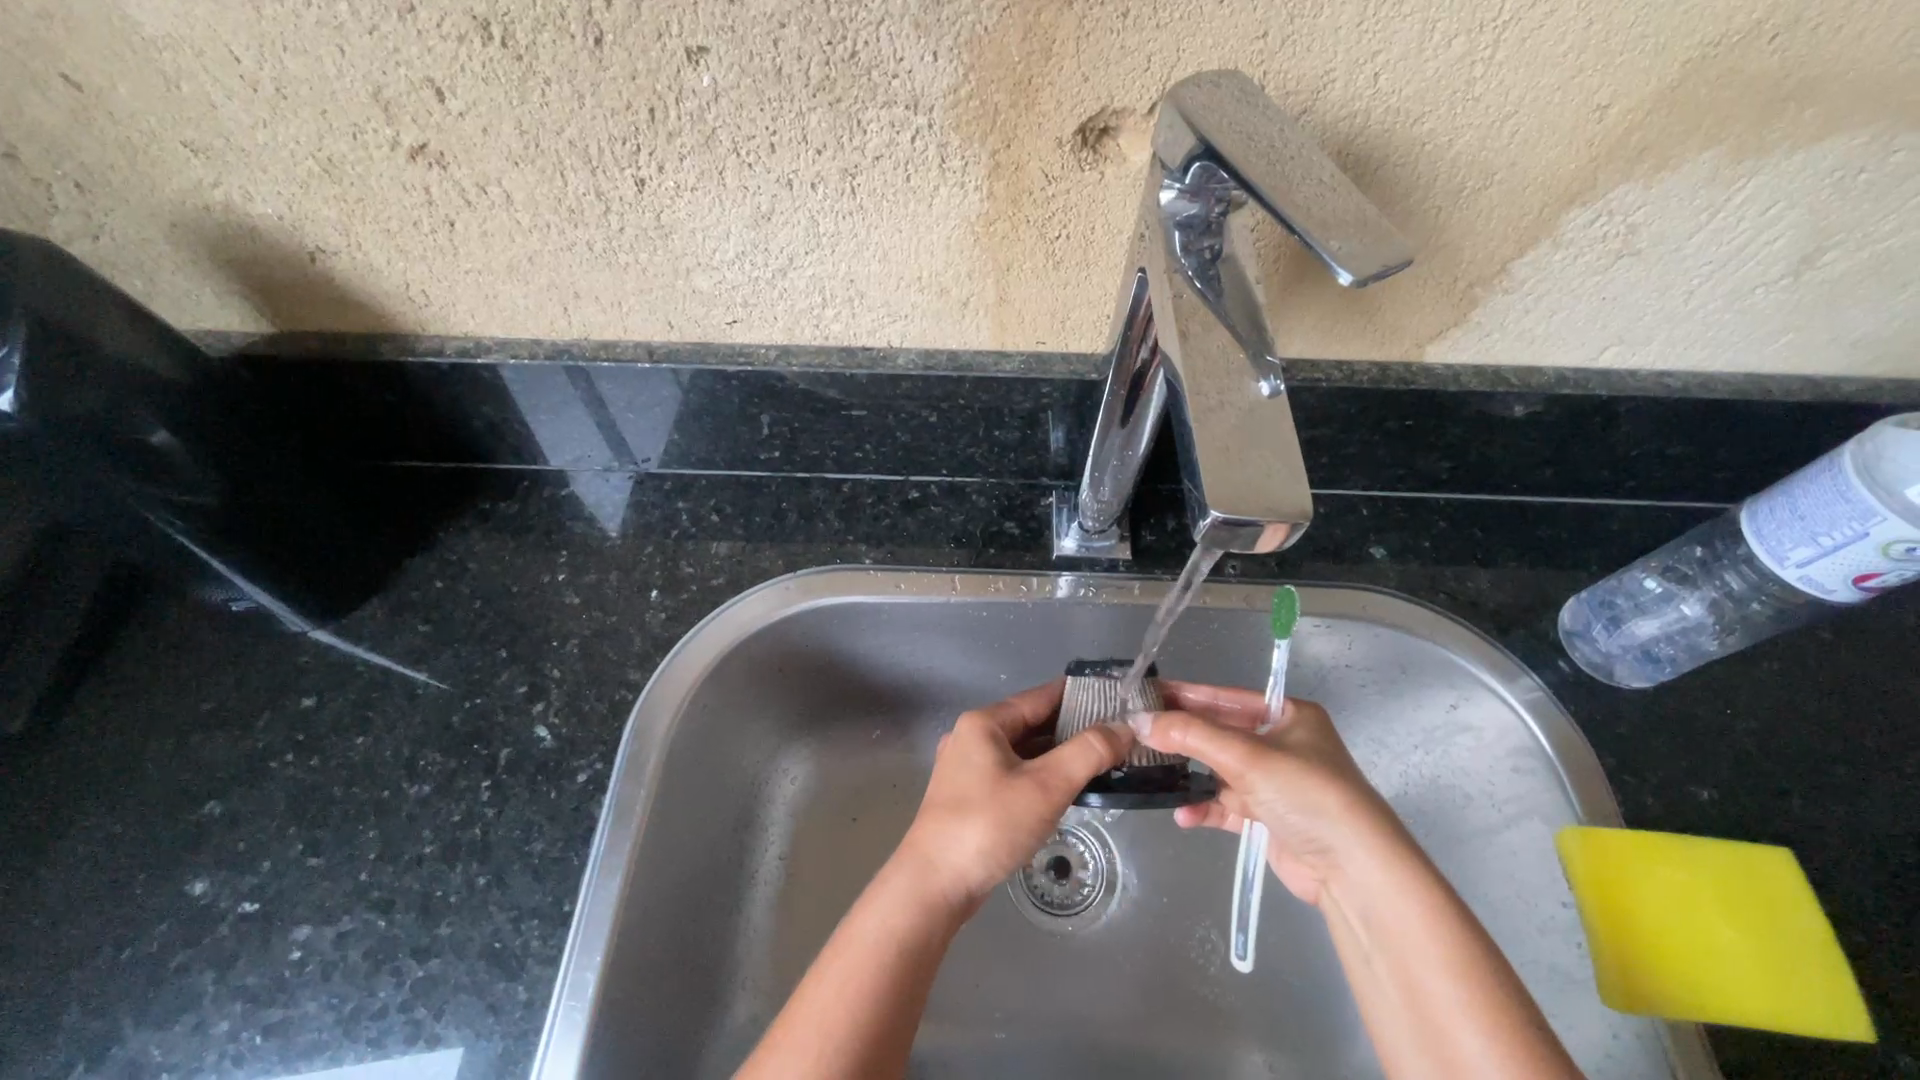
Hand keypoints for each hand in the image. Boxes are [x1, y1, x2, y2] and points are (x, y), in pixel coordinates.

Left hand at [893, 679, 1134, 916]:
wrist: (935, 883)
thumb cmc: (990, 825)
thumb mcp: (1047, 786)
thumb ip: (1088, 752)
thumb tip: (1124, 727)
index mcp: (984, 723)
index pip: (1041, 696)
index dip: (1080, 696)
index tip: (1118, 699)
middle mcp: (971, 737)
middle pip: (1031, 723)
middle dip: (1073, 729)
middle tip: (1120, 736)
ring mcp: (966, 769)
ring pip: (1022, 753)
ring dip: (1058, 756)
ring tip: (1102, 762)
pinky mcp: (968, 798)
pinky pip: (1012, 776)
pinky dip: (1039, 778)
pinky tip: (1065, 792)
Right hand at [1132, 681, 1408, 906]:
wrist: (1353, 869)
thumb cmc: (1306, 794)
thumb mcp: (1247, 756)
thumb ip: (1191, 736)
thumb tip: (1139, 721)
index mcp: (1289, 716)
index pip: (1228, 699)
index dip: (1188, 696)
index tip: (1147, 694)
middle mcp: (1283, 745)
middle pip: (1221, 734)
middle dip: (1183, 737)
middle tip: (1137, 732)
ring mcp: (1276, 783)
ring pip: (1220, 771)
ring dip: (1190, 775)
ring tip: (1151, 773)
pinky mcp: (1269, 818)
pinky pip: (1226, 805)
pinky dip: (1204, 808)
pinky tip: (1183, 815)